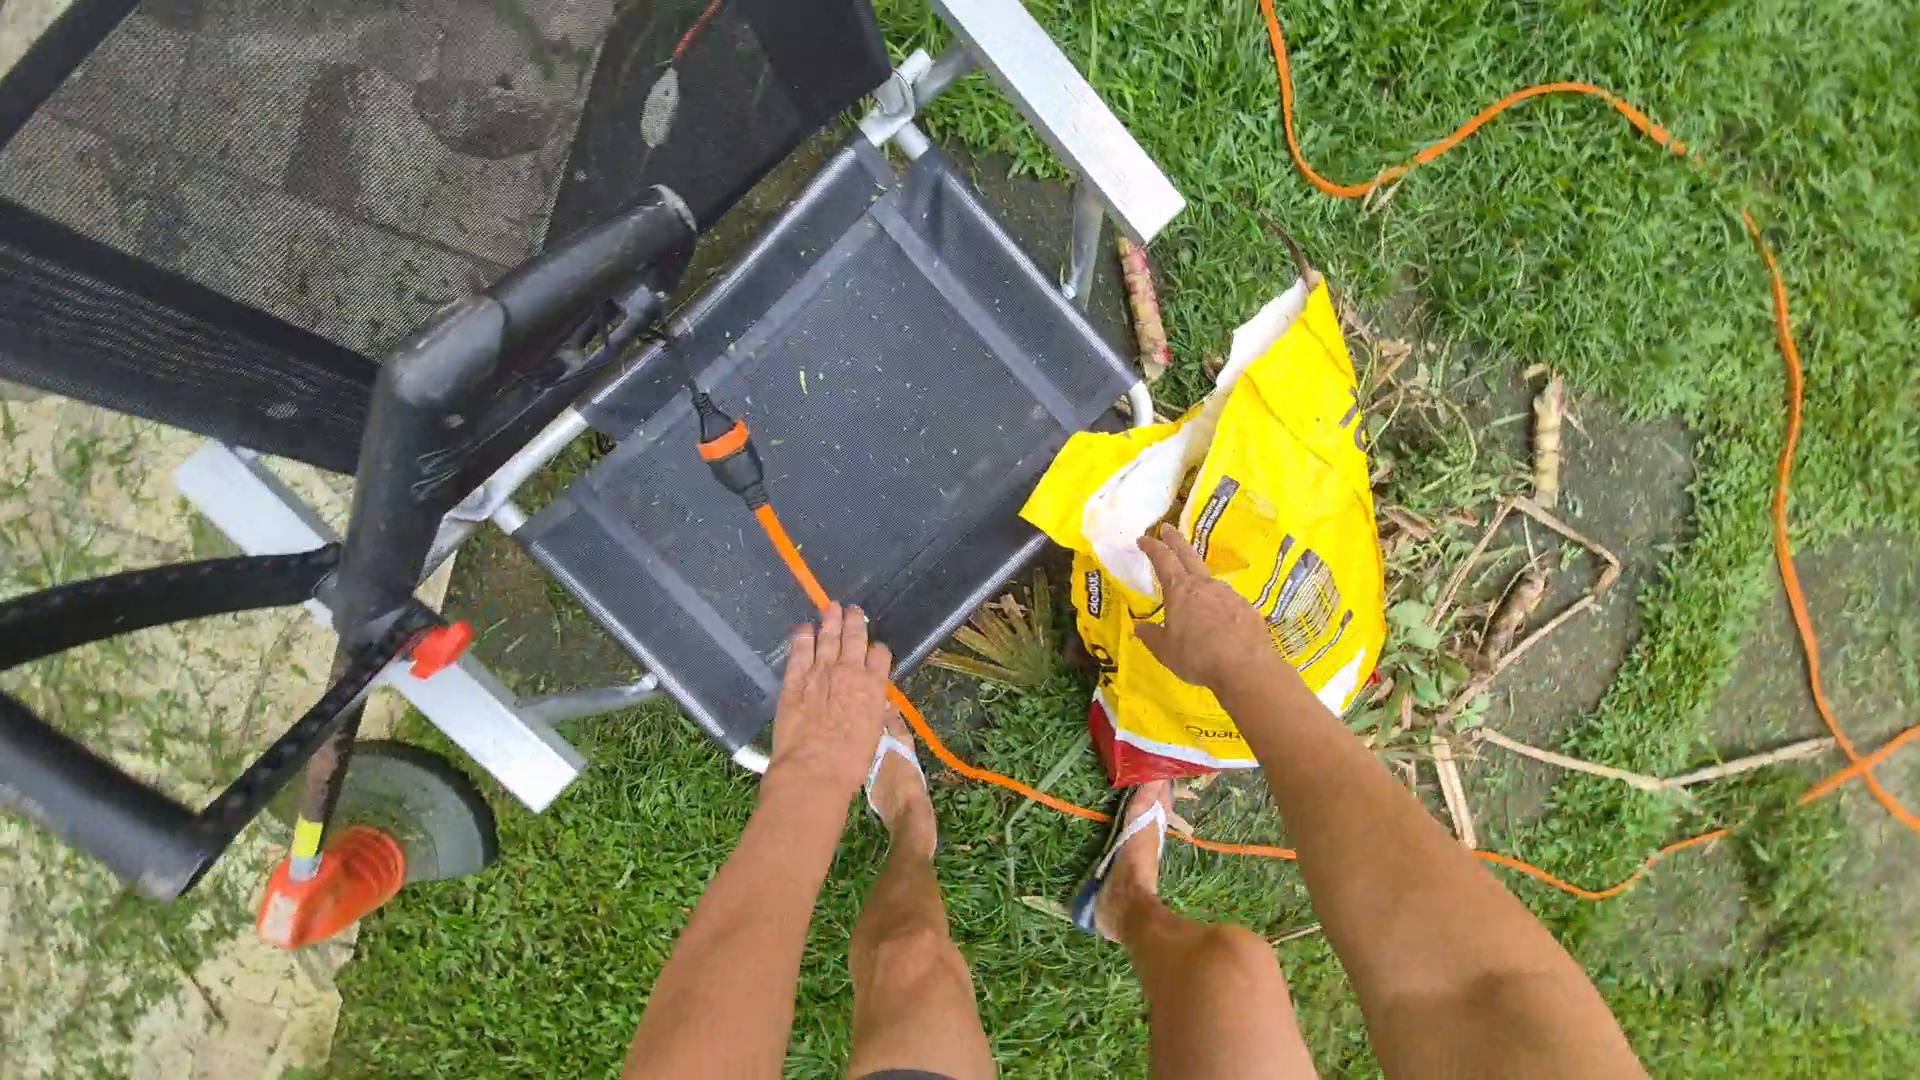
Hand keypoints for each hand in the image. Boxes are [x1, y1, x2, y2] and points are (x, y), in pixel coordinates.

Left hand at [765, 602, 892, 803]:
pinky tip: (804, 628)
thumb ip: (874, 712)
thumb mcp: (874, 735)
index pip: (880, 655)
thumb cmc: (850, 762)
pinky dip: (802, 637)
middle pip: (855, 637)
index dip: (877, 649)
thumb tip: (876, 704)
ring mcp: (820, 672)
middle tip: (853, 609)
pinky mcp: (795, 679)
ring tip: (831, 607)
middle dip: (855, 621)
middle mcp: (849, 672)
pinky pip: (800, 650)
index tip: (874, 648)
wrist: (814, 770)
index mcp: (874, 686)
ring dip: (830, 620)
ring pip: (828, 637)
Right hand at [1135, 524, 1278, 689]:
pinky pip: (1227, 600)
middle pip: (1188, 555)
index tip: (1143, 539)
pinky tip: (1218, 618)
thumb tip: (1140, 627)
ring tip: (1193, 588)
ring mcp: (1229, 595)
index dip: (1152, 547)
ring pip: (1209, 579)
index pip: (1163, 560)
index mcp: (1180, 590)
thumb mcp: (1165, 651)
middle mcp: (1205, 586)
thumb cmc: (1198, 656)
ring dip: (1198, 577)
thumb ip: (1151, 636)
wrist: (1247, 668)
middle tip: (1167, 527)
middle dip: (1175, 540)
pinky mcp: (1247, 609)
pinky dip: (1217, 603)